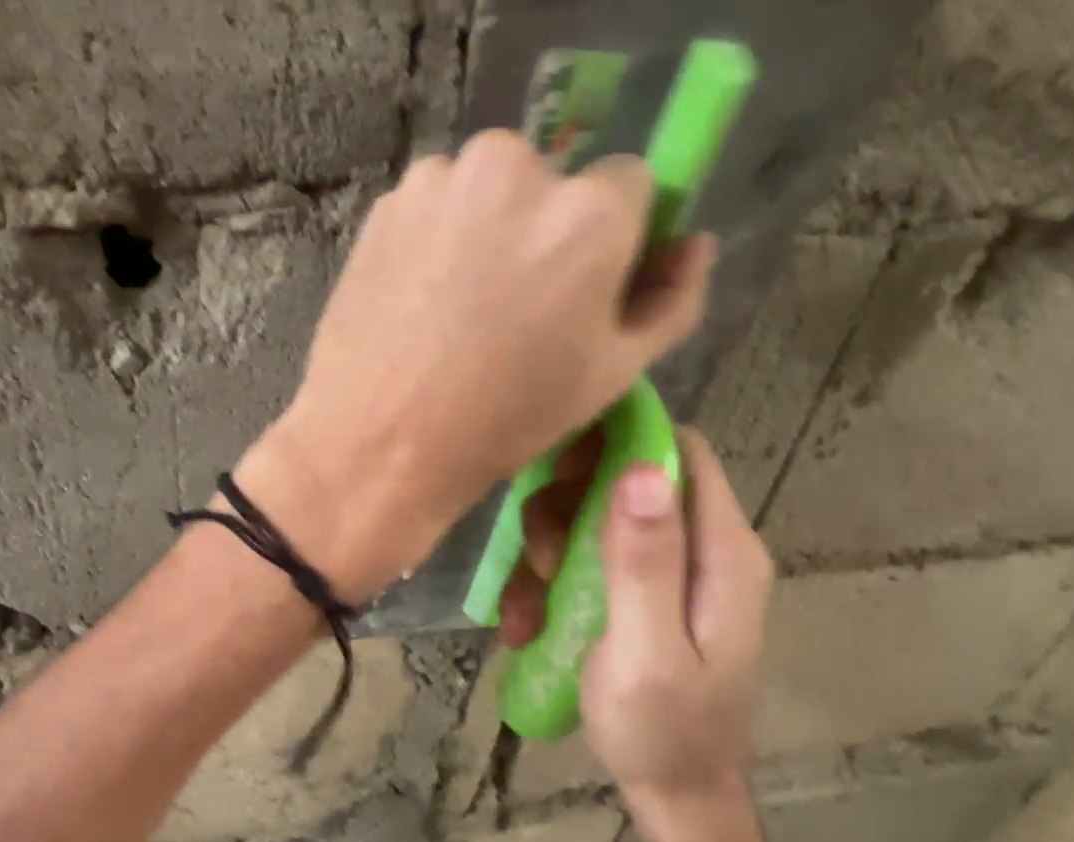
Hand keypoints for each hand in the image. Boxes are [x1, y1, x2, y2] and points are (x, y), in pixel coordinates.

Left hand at [236, 130, 713, 600]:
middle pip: (555, 180)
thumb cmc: (505, 418)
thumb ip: (671, 299)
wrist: (379, 443)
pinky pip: (435, 205)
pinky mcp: (387, 201)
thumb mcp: (612, 374)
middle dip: (546, 228)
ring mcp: (442, 178)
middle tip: (515, 306)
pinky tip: (422, 298)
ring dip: (488, 227)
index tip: (583, 285)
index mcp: (589, 210)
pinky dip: (438, 237)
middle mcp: (517, 167)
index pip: (630, 183)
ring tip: (461, 308)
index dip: (611, 236)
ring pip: (490, 188)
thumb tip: (694, 243)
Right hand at [505, 428, 772, 803]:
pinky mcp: (652, 595)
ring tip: (523, 609)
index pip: (676, 451)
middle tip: (537, 560)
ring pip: (601, 521)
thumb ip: (643, 563)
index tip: (553, 473)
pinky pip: (595, 561)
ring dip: (550, 553)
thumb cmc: (660, 730)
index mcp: (722, 552)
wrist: (676, 795)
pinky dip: (556, 583)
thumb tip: (641, 468)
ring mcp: (679, 573)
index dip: (613, 444)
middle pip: (630, 482)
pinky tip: (528, 625)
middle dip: (569, 510)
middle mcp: (707, 549)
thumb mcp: (644, 651)